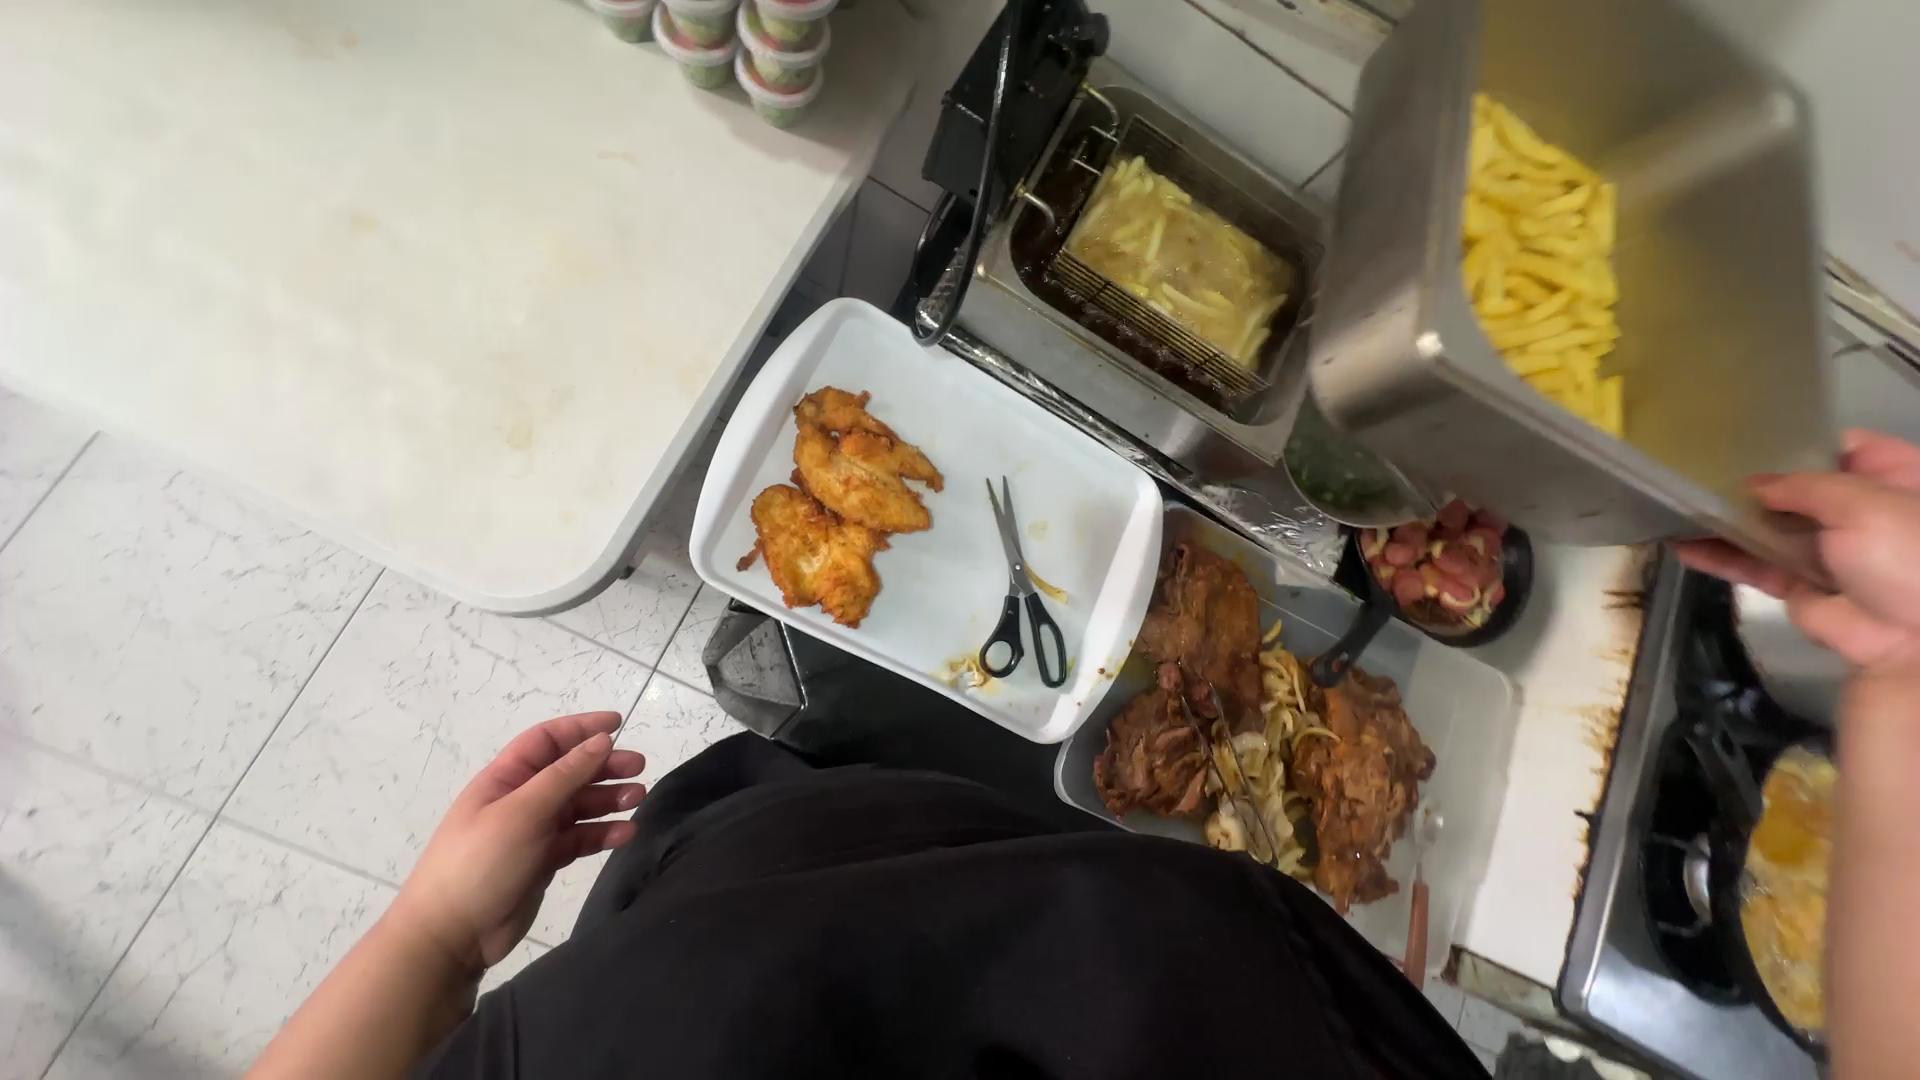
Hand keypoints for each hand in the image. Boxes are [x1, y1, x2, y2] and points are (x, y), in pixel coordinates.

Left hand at [388, 712, 646, 971]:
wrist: (449, 938)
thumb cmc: (480, 863)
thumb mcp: (523, 812)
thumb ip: (565, 774)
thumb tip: (601, 740)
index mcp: (506, 779)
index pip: (547, 740)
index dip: (581, 728)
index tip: (619, 724)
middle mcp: (522, 800)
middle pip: (571, 771)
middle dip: (605, 765)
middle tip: (639, 767)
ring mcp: (534, 831)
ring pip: (581, 804)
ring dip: (610, 798)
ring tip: (638, 799)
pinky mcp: (544, 860)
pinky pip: (581, 837)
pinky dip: (604, 833)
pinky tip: (625, 834)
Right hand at [1675, 430, 1919, 672]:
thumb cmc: (1913, 556)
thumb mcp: (1866, 504)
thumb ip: (1805, 486)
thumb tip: (1754, 484)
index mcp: (1900, 483)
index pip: (1848, 448)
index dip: (1801, 441)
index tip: (1748, 439)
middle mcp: (1864, 513)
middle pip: (1798, 489)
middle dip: (1751, 482)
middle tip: (1695, 471)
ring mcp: (1830, 551)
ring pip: (1768, 528)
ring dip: (1724, 520)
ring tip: (1674, 507)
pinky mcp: (1799, 584)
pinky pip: (1751, 565)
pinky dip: (1716, 557)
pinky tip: (1680, 545)